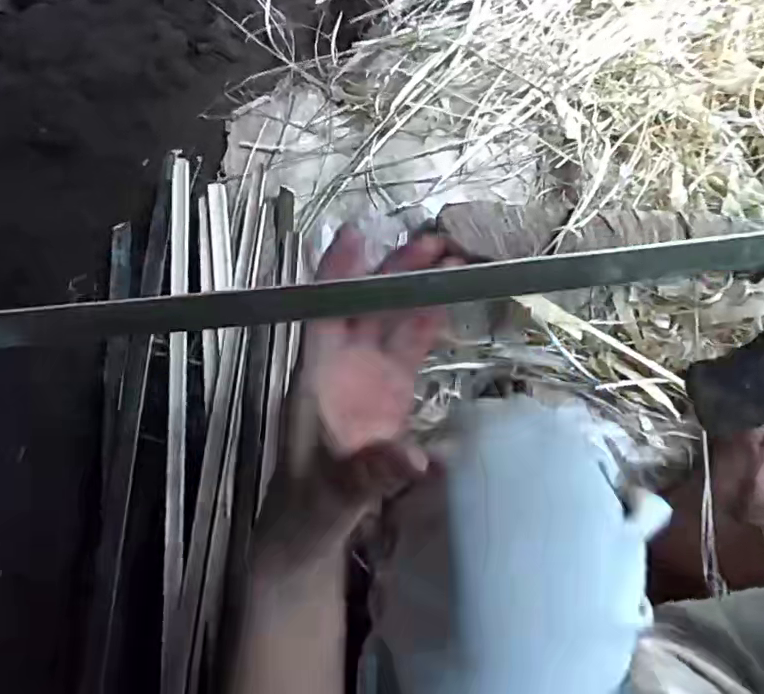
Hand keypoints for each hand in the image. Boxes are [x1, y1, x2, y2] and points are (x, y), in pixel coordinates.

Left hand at [255, 226, 458, 561]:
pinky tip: (449, 298)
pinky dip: (429, 317)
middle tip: (434, 242)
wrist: (315, 528)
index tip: (357, 235)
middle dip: (397, 270)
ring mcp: (369, 371)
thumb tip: (415, 459)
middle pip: (368, 304)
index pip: (324, 314)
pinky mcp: (392, 384)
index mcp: (316, 376)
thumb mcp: (336, 495)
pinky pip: (411, 341)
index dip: (338, 273)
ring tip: (451, 258)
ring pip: (393, 316)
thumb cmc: (311, 506)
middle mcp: (342, 363)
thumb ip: (372, 474)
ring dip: (419, 286)